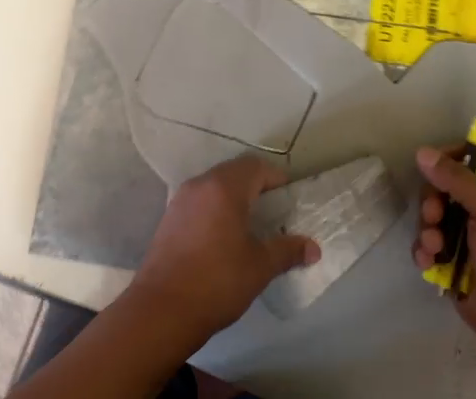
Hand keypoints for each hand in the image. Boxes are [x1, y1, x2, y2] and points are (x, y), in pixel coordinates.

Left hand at [130, 156, 322, 337]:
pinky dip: (215, 210)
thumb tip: (313, 248)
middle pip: (233, 172)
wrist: (162, 309)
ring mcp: (180, 200)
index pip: (255, 166)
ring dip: (234, 199)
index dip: (276, 178)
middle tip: (274, 214)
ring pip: (214, 186)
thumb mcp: (260, 267)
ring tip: (251, 228)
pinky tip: (223, 239)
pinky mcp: (168, 218)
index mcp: (224, 188)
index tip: (290, 200)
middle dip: (256, 188)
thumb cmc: (217, 281)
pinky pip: (199, 202)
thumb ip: (287, 251)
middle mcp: (199, 184)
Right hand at [412, 146, 475, 354]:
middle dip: (433, 200)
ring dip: (427, 228)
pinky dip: (424, 250)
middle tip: (434, 215)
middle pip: (444, 187)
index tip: (433, 163)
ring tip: (434, 246)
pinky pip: (427, 243)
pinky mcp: (450, 259)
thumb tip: (422, 151)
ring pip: (432, 215)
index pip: (474, 160)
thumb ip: (458, 181)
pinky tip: (429, 261)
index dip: (452, 158)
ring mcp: (466, 236)